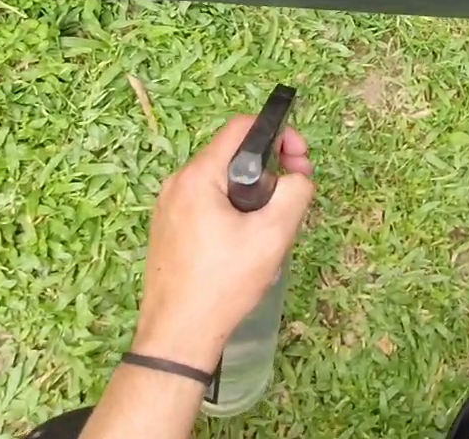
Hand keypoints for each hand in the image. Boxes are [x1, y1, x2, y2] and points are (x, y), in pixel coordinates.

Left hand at [130, 115, 316, 367]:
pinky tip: (249, 239)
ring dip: (255, 190)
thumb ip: (296, 190)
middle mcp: (177, 185)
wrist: (177, 341)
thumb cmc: (224, 283)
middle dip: (271, 165)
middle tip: (295, 189)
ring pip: (224, 181)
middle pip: (234, 154)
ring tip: (274, 221)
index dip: (279, 133)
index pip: (242, 127)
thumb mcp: (274, 233)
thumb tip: (296, 177)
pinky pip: (209, 203)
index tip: (300, 160)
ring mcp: (169, 209)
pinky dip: (235, 208)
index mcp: (198, 177)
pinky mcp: (169, 231)